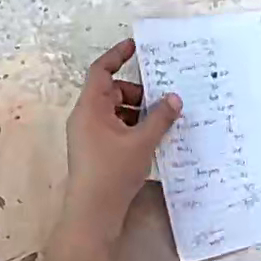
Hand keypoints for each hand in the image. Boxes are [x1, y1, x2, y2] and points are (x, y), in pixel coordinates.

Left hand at [58, 39, 181, 246]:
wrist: (93, 213)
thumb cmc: (112, 172)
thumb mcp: (141, 143)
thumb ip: (160, 118)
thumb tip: (174, 99)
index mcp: (90, 108)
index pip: (101, 71)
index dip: (117, 55)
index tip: (136, 46)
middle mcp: (86, 118)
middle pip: (112, 91)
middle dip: (137, 92)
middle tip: (162, 99)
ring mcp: (89, 135)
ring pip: (115, 111)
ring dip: (137, 112)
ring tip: (162, 121)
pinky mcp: (96, 151)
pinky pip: (116, 128)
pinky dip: (133, 127)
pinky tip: (153, 138)